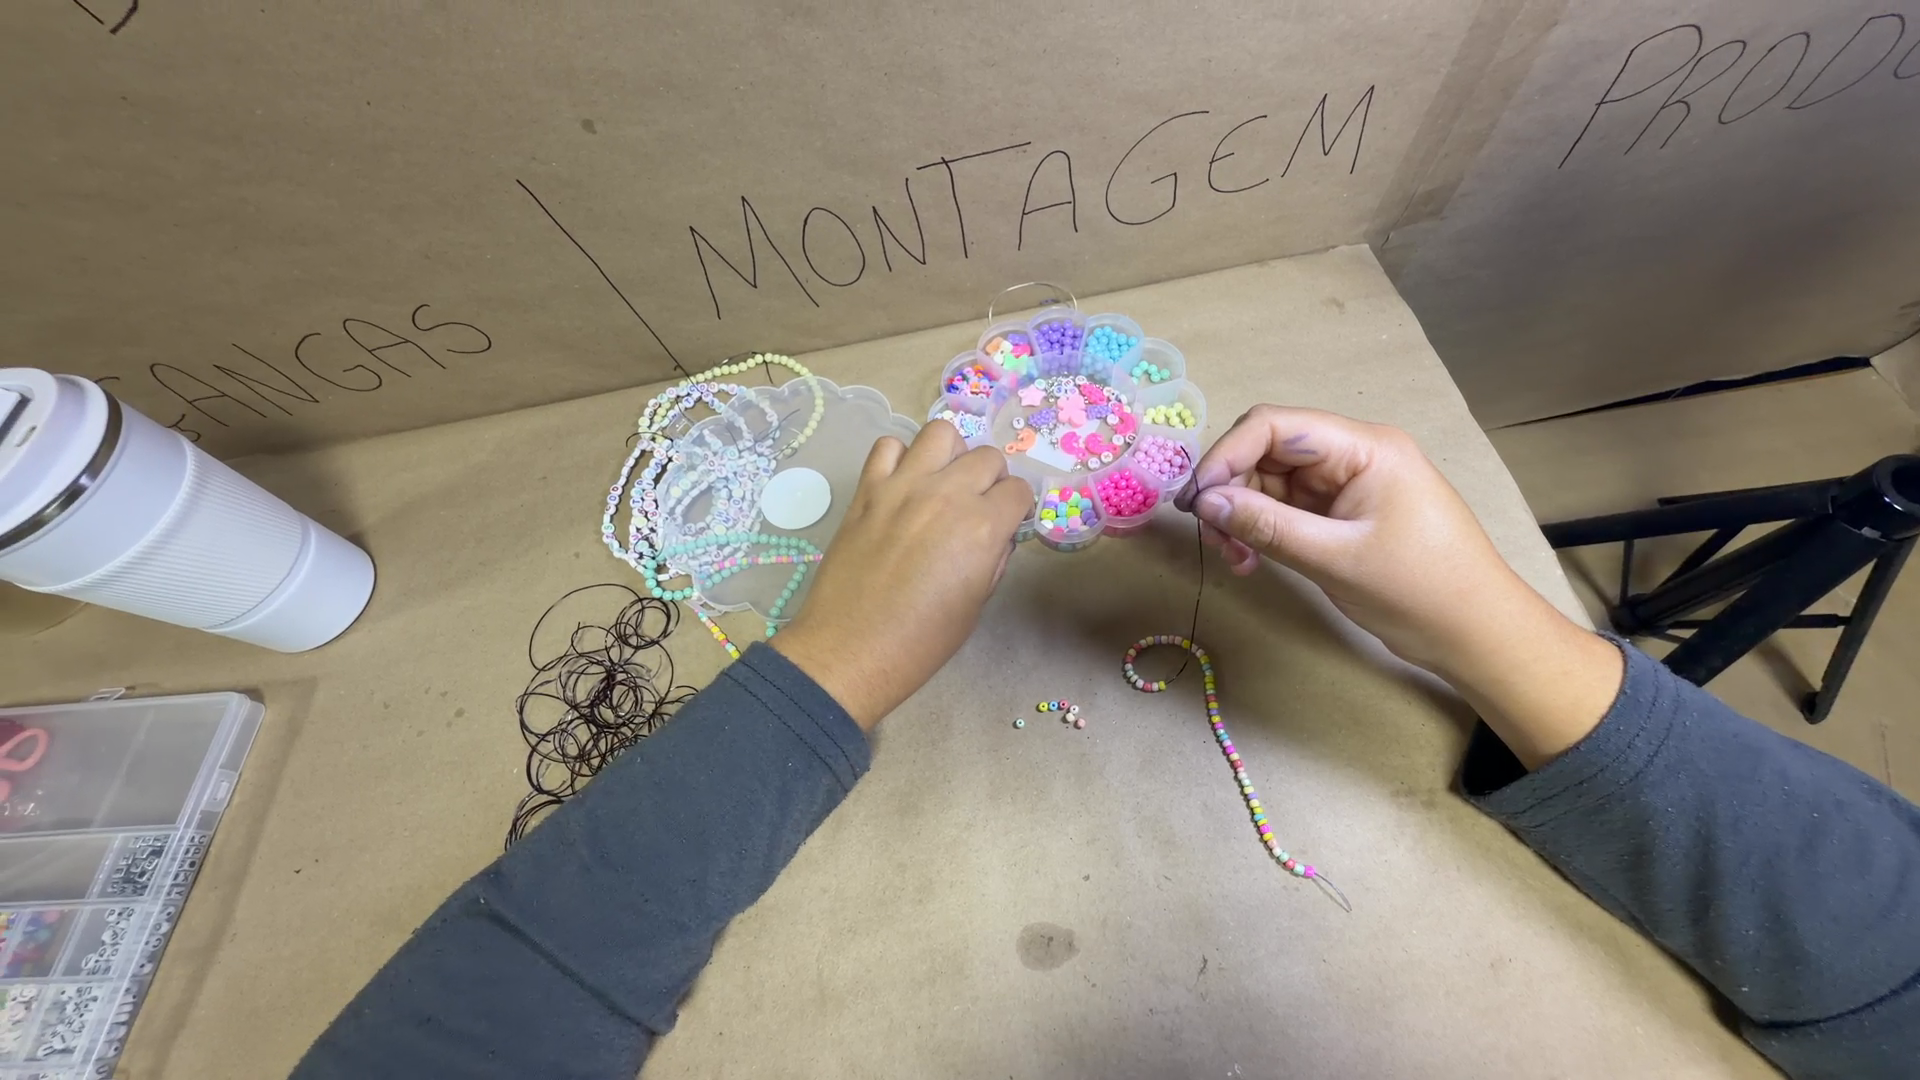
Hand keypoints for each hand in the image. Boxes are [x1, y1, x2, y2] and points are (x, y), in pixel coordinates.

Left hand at [773, 421, 1033, 730]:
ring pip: (940, 433)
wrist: (851, 650)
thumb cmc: (922, 641)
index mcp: (982, 528)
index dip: (1016, 508)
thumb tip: (996, 533)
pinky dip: (900, 458)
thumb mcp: (976, 603)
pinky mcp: (867, 490)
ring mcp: (902, 486)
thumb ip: (993, 557)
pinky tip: (902, 484)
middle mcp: (946, 495)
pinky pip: (887, 446)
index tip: (1006, 523)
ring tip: (942, 483)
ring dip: (950, 455)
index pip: (1018, 490)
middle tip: (976, 506)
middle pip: (986, 457)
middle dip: (990, 480)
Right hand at [1178, 406, 1621, 767]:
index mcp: (1363, 447)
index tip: (1196, 501)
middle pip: (1264, 451)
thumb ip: (1265, 524)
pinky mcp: (1336, 511)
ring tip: (1235, 559)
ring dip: (1240, 515)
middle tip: (1212, 538)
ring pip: (1266, 481)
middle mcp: (1349, 455)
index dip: (1225, 455)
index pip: (1273, 425)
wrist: (1475, 634)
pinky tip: (1250, 560)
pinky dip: (1257, 530)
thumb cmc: (1418, 590)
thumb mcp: (1334, 557)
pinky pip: (1280, 508)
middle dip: (1229, 489)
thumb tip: (1203, 501)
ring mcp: (1342, 483)